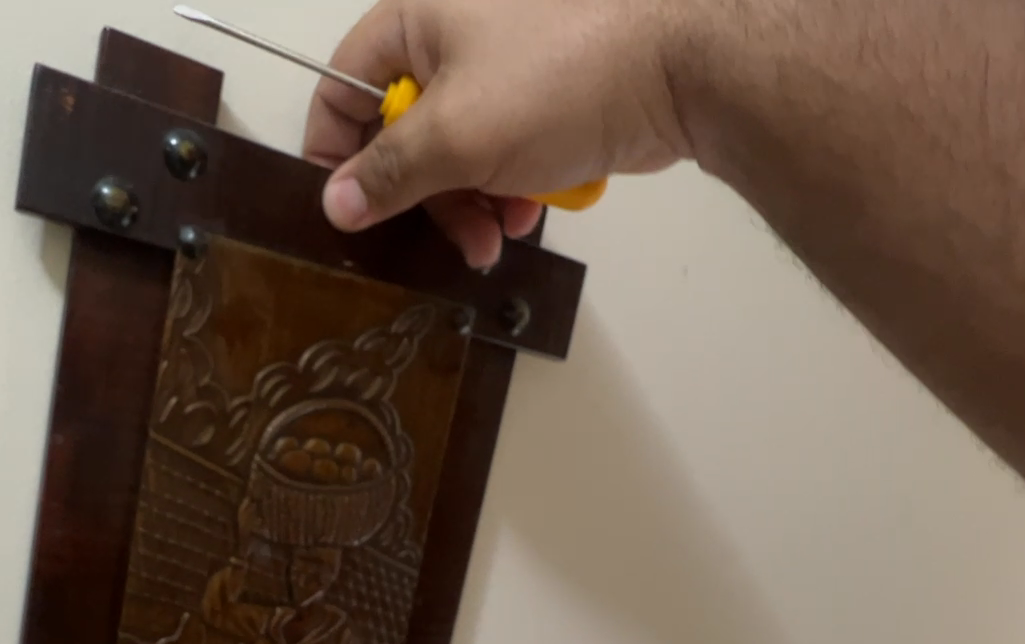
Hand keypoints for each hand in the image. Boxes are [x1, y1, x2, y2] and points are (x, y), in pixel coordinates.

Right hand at [303, 0, 698, 267]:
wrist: (691, 62)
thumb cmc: (557, 81)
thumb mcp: (456, 135)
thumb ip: (387, 175)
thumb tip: (333, 206)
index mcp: (419, 21)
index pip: (343, 86)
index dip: (335, 150)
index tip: (346, 209)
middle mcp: (454, 41)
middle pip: (401, 135)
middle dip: (423, 199)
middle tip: (448, 240)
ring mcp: (502, 72)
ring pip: (451, 157)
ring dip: (467, 208)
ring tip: (496, 239)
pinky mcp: (543, 101)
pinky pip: (498, 156)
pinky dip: (506, 191)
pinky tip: (530, 213)